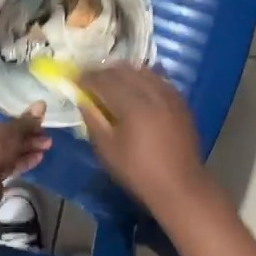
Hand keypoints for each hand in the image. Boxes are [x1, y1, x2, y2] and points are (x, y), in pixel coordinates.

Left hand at [0, 97, 51, 181]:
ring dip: (26, 144)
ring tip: (47, 145)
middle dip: (25, 129)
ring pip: (4, 144)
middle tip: (43, 128)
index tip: (24, 100)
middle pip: (1, 125)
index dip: (6, 100)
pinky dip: (19, 158)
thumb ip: (27, 120)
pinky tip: (39, 158)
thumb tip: (41, 104)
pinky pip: (3, 159)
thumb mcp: (12, 132)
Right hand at [78, 65, 210, 212]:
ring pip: (143, 71)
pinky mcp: (180, 101)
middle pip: (124, 71)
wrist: (179, 184)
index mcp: (131, 104)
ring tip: (113, 79)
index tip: (75, 79)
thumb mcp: (107, 150)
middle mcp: (151, 92)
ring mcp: (169, 94)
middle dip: (104, 72)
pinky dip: (146, 76)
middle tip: (91, 78)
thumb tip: (83, 101)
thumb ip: (93, 121)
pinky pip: (160, 79)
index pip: (104, 81)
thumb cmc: (138, 171)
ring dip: (125, 72)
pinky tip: (140, 83)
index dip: (87, 78)